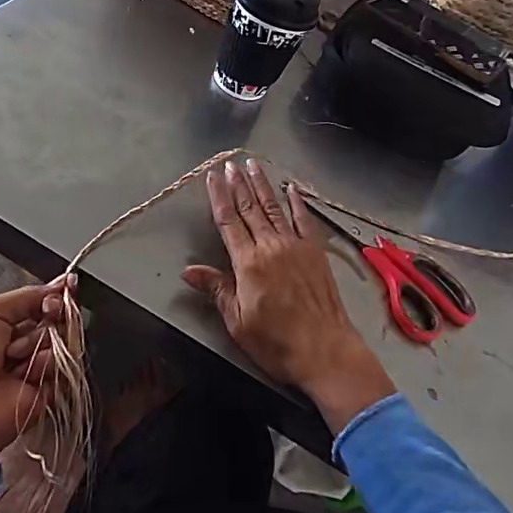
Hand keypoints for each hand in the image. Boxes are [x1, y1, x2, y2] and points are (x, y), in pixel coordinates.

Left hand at [0, 278, 71, 465]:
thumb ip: (27, 295)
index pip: (46, 302)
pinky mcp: (50, 389)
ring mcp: (39, 366)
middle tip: (42, 317)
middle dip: (52, 314)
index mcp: (10, 324)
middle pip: (60, 318)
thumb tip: (59, 283)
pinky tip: (26, 374)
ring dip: (41, 342)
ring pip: (64, 339)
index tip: (66, 286)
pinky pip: (65, 365)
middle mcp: (27, 343)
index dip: (57, 294)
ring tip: (14, 355)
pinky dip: (46, 364)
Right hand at [183, 158, 395, 431]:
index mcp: (248, 263)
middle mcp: (271, 246)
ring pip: (274, 208)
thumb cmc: (276, 342)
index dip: (219, 197)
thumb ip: (217, 289)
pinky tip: (291, 189)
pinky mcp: (315, 251)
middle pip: (250, 208)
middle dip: (238, 184)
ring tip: (253, 165)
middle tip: (230, 164)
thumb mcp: (238, 321)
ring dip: (262, 185)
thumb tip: (188, 270)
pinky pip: (304, 220)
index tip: (212, 177)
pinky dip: (297, 202)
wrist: (324, 349)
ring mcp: (296, 246)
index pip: (228, 222)